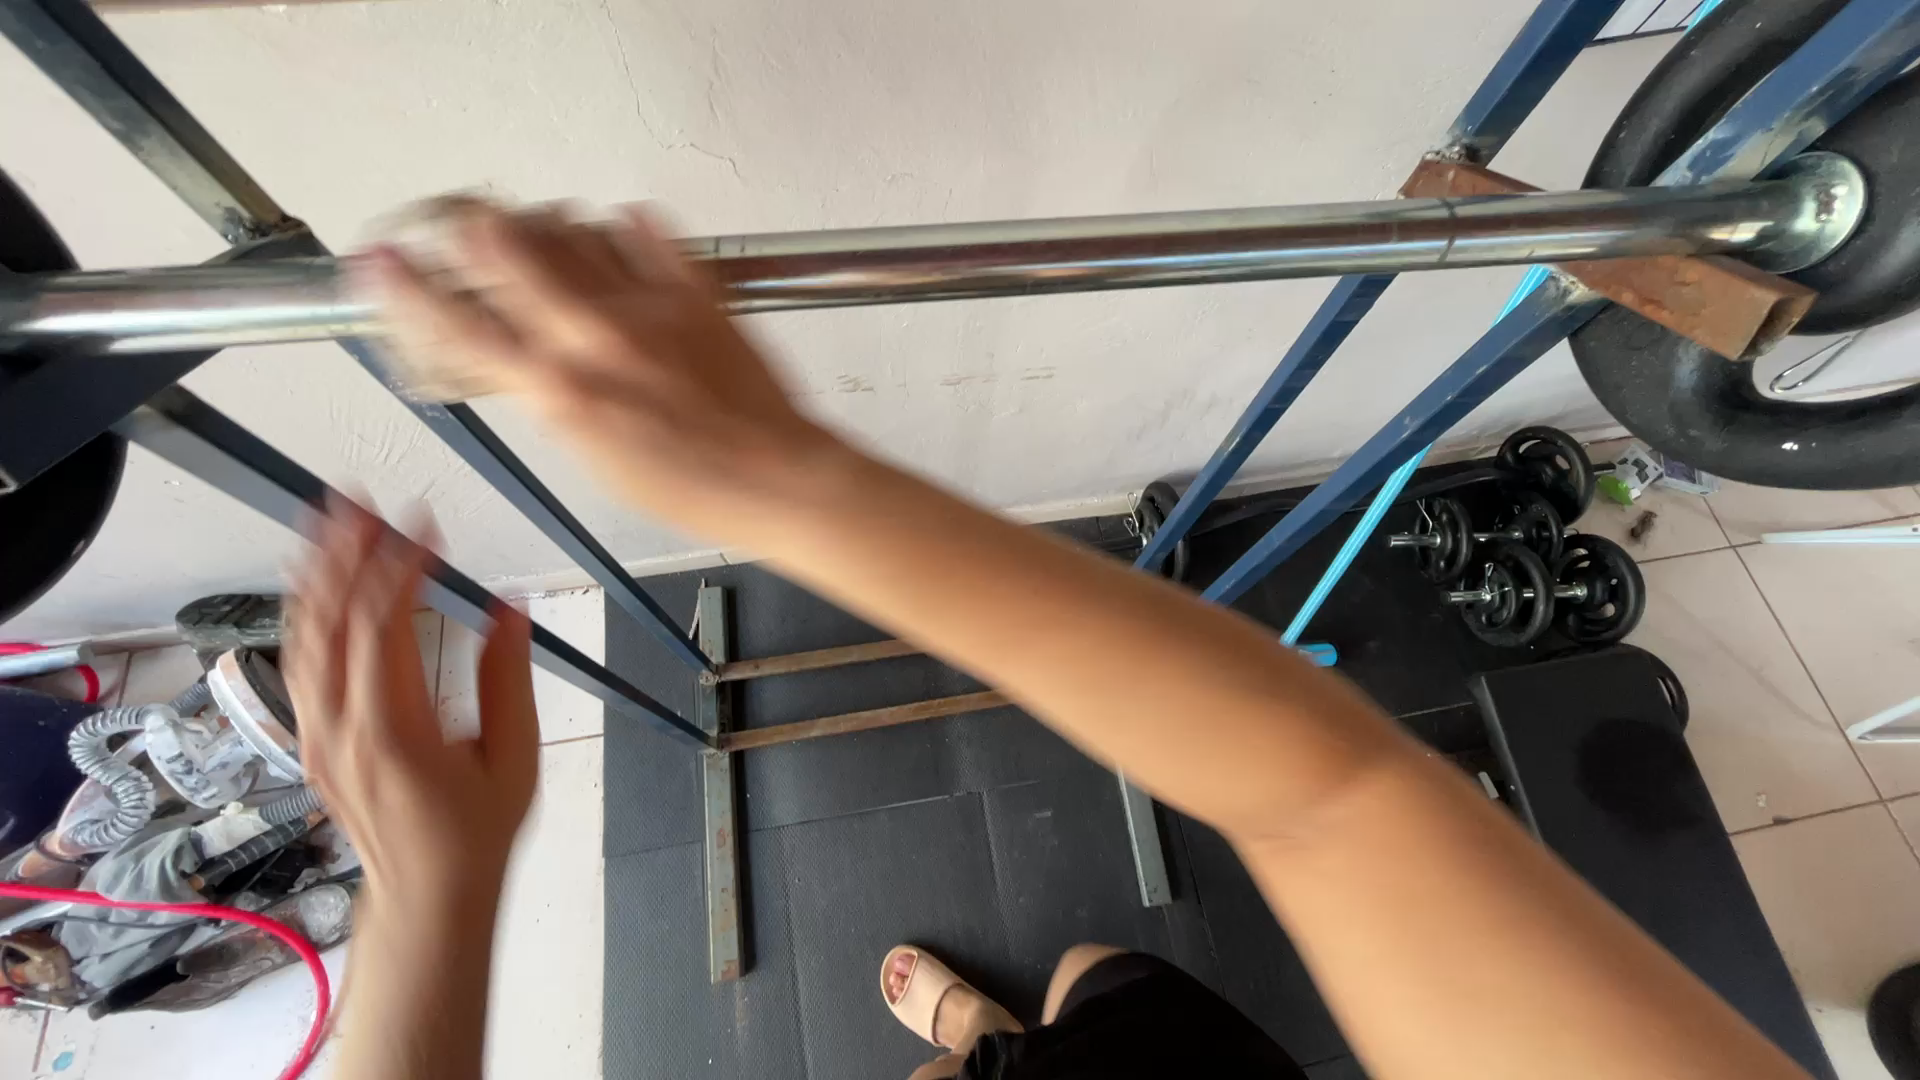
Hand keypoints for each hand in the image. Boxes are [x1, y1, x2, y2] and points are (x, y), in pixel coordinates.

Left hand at [285, 495, 538, 913]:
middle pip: (328, 623)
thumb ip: (506, 676)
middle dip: (343, 554)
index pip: (385, 628)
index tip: (426, 525)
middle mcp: (338, 726)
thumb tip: (509, 607)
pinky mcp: (313, 736)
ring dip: (316, 574)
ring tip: (331, 522)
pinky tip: (319, 584)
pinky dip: (307, 612)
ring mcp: (315, 732)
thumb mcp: (514, 753)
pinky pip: (301, 662)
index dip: (402, 569)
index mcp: (393, 729)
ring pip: (303, 639)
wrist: (428, 891)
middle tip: (358, 499)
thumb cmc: (478, 827)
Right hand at [356, 199, 850, 544]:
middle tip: (474, 228)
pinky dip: (626, 227)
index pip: (459, 325)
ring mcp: (650, 306)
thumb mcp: (600, 463)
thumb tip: (527, 364)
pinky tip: (623, 237)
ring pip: (573, 227)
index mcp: (561, 391)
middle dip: (476, 229)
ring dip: (551, 226)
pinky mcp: (700, 292)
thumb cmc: (694, 489)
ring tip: (553, 240)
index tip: (381, 261)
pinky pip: (650, 231)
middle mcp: (595, 337)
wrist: (777, 477)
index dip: (408, 290)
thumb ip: (556, 403)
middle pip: (507, 248)